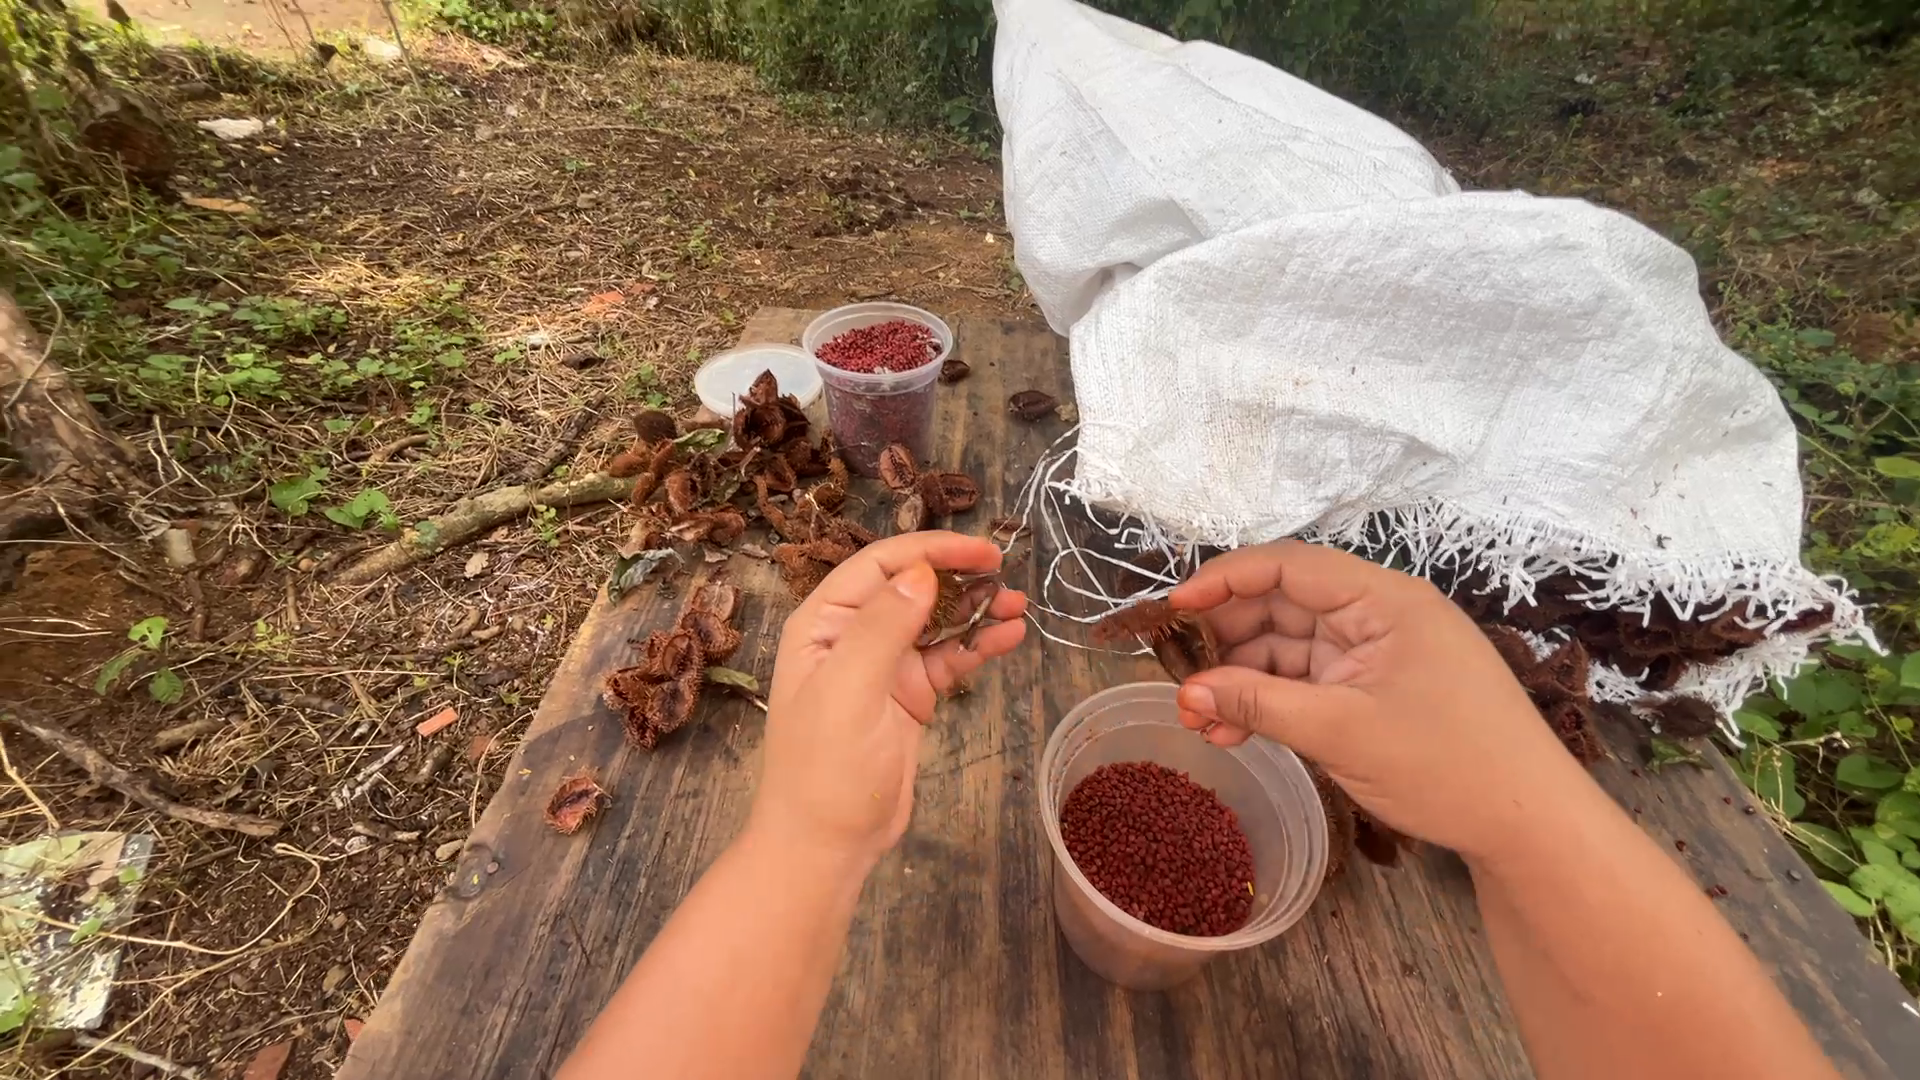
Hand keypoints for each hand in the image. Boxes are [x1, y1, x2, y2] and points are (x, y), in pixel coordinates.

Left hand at [751, 531, 1027, 868]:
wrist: (828, 846)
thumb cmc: (826, 768)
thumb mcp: (849, 690)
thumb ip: (883, 626)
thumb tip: (922, 572)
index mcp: (825, 622)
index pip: (881, 565)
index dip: (932, 550)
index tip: (983, 552)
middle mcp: (853, 635)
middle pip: (913, 588)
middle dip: (960, 579)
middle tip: (1008, 581)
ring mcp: (884, 666)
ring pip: (936, 622)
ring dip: (976, 612)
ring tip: (1018, 608)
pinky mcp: (910, 695)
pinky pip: (948, 659)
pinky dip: (977, 647)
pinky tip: (1009, 639)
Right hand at [1168, 541, 1599, 863]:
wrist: (1533, 834)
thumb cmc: (1449, 767)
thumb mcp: (1340, 731)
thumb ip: (1256, 704)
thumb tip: (1186, 695)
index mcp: (1383, 600)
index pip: (1289, 565)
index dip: (1225, 579)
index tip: (1176, 607)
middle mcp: (1375, 614)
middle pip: (1280, 606)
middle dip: (1226, 641)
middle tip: (1182, 676)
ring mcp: (1370, 652)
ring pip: (1284, 647)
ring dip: (1240, 679)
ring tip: (1202, 719)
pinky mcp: (1367, 686)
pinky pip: (1301, 680)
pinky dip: (1266, 701)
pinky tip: (1232, 731)